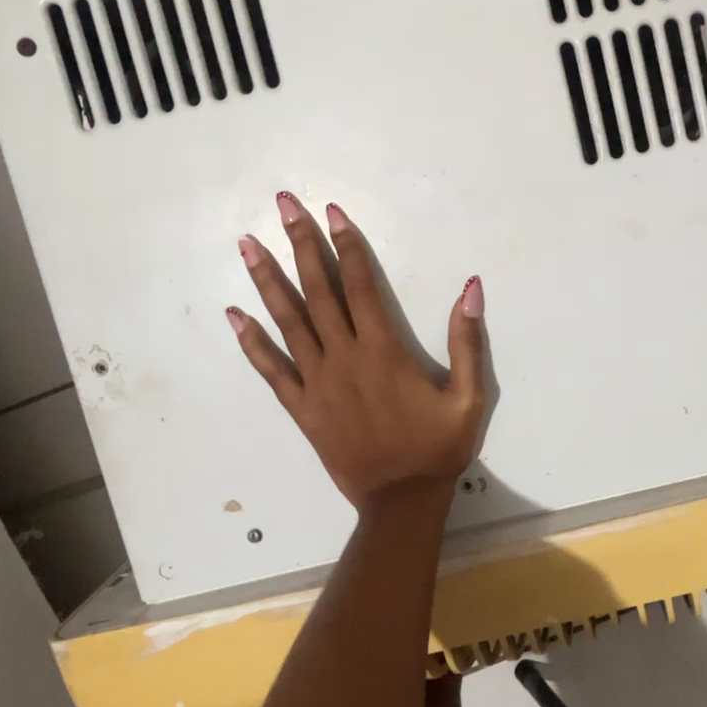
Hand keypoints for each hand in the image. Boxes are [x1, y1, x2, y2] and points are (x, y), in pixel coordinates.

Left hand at [226, 193, 487, 510]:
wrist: (400, 501)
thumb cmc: (437, 447)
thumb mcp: (470, 397)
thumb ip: (468, 341)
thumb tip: (471, 287)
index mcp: (383, 351)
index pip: (362, 285)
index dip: (348, 245)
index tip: (332, 212)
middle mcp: (344, 357)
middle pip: (318, 291)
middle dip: (300, 245)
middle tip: (283, 204)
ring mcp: (317, 382)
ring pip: (288, 321)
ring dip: (267, 280)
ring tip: (247, 244)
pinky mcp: (301, 407)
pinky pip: (271, 369)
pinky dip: (252, 341)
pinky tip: (234, 314)